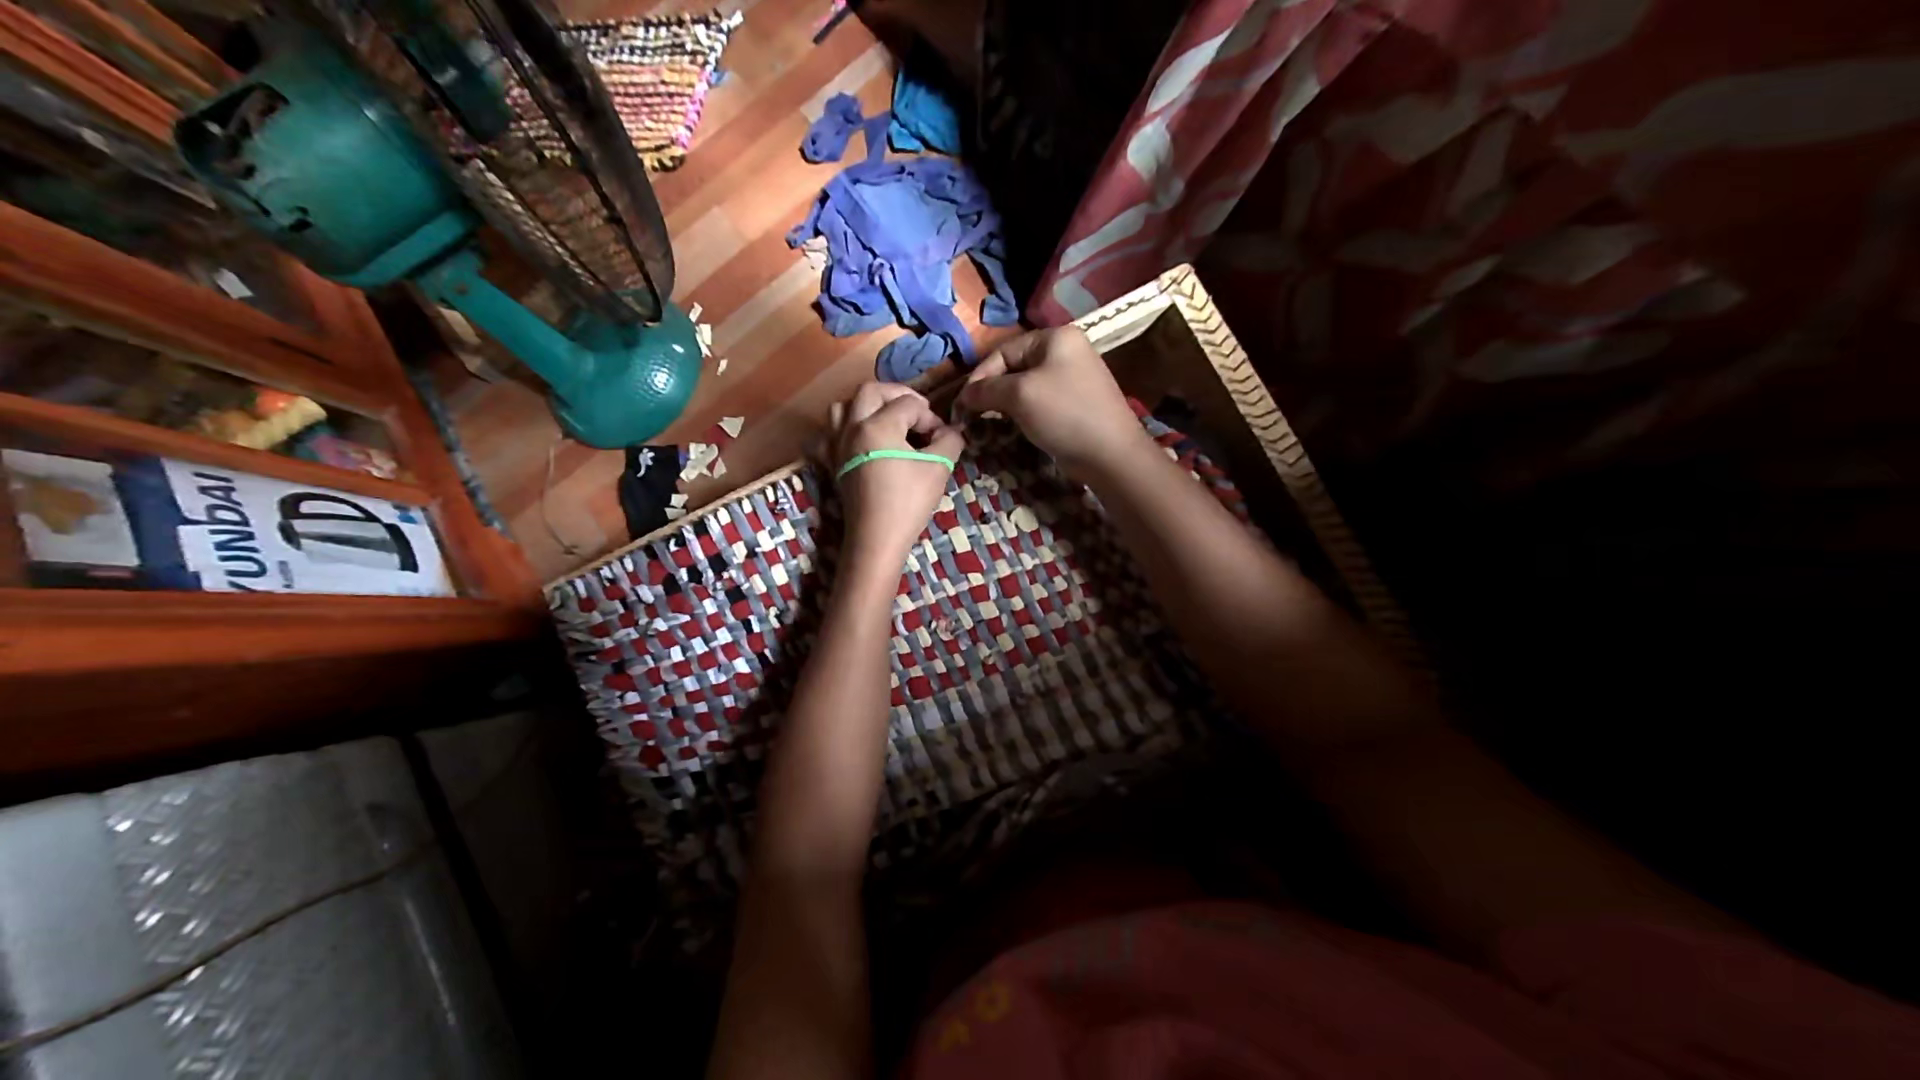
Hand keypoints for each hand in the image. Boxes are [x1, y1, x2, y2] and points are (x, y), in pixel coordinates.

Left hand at [828, 382, 964, 562]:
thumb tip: (949, 431)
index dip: (930, 417)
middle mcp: (851, 427)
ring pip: (842, 407)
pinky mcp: (831, 463)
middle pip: (871, 390)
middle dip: (897, 395)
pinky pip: (827, 435)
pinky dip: (840, 430)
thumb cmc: (908, 502)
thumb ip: (949, 440)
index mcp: (878, 425)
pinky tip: (855, 440)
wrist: (877, 538)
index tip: (941, 438)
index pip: (909, 404)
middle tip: (916, 412)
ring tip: (885, 420)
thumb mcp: (939, 468)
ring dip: (865, 406)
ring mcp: (836, 445)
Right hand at [956, 326, 1149, 480]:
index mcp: (1055, 338)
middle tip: (972, 415)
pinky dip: (1023, 412)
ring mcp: (1072, 377)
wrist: (1110, 453)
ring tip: (988, 422)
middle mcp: (1065, 350)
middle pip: (1014, 366)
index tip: (963, 403)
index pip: (1003, 350)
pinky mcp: (1074, 402)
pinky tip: (1014, 426)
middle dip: (991, 390)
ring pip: (1025, 386)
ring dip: (1004, 403)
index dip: (980, 376)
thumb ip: (986, 390)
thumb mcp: (1019, 395)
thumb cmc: (1064, 414)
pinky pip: (1039, 401)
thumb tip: (964, 395)